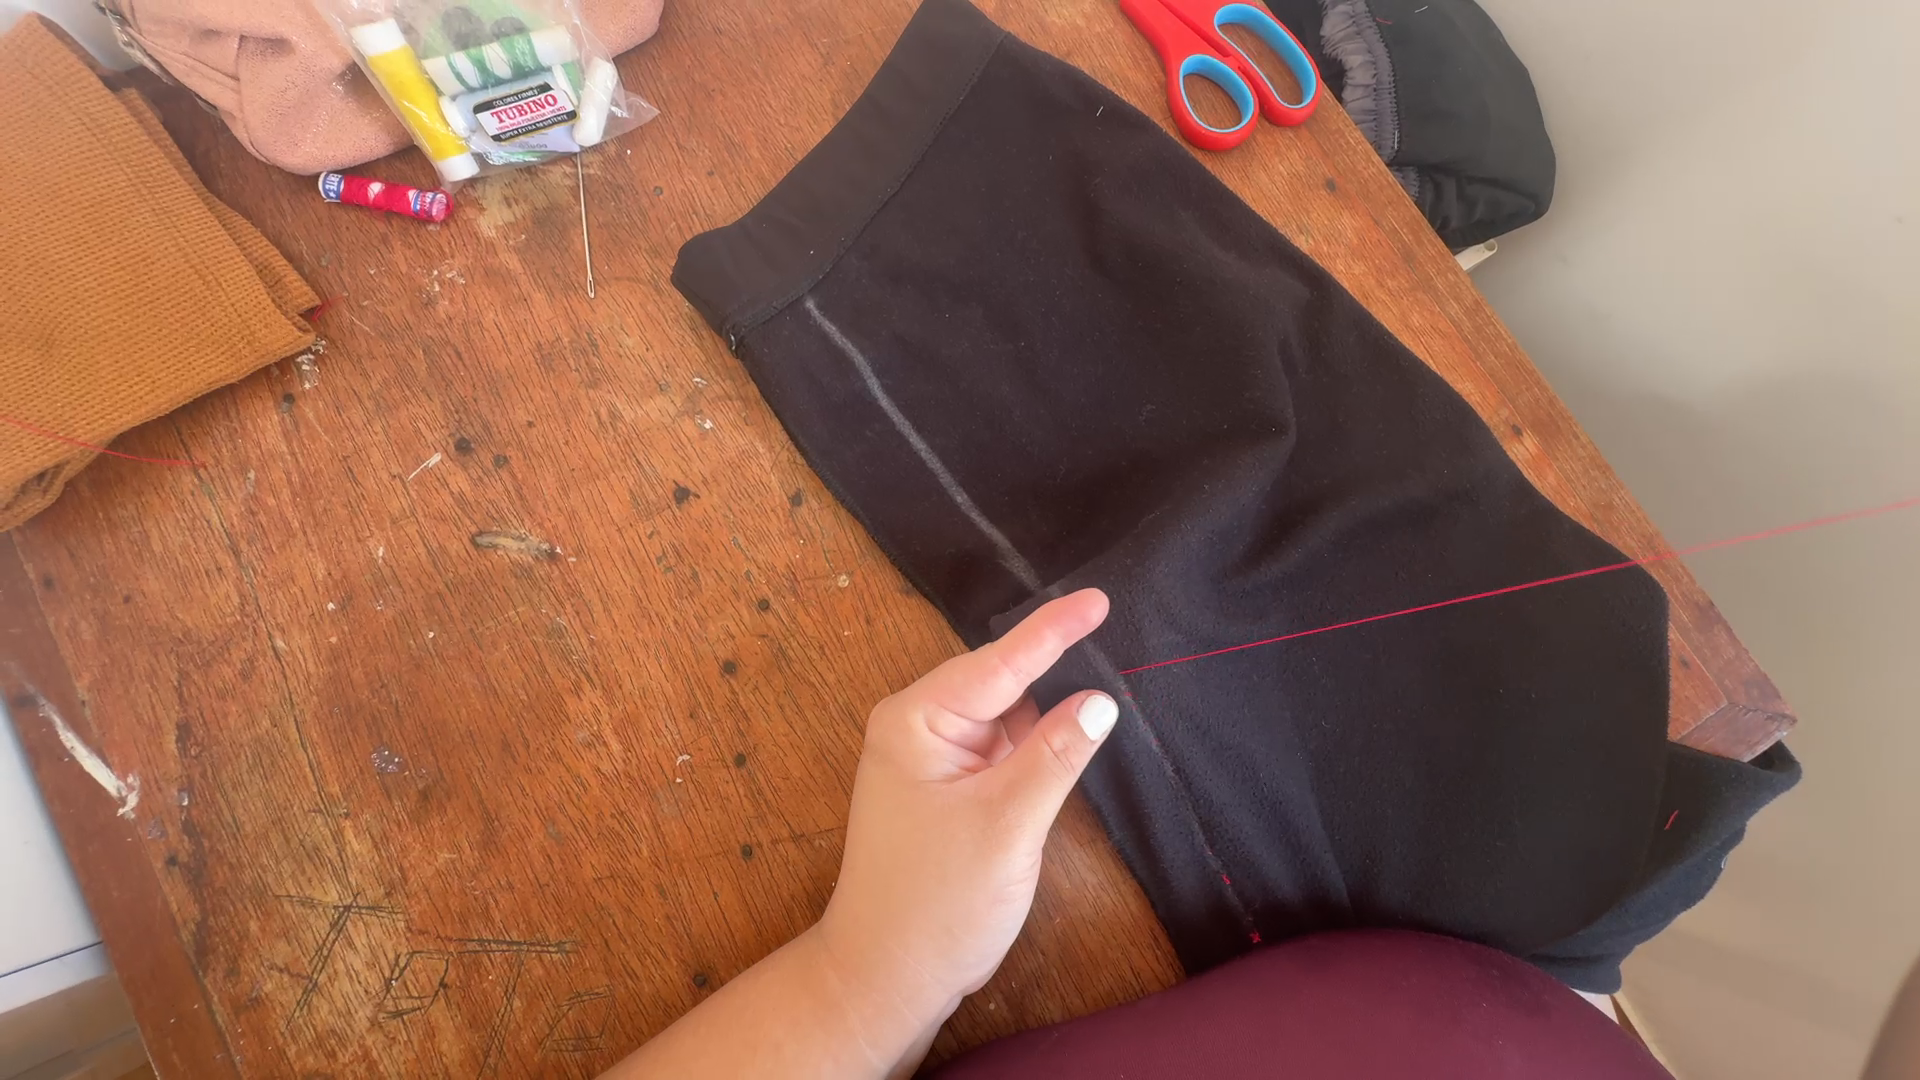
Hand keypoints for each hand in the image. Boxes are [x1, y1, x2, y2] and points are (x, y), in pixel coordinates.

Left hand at [814, 588, 1118, 1018]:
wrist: (888, 978)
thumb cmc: (937, 903)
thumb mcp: (1007, 824)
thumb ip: (1056, 755)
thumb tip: (1100, 700)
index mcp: (917, 720)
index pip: (999, 663)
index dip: (1053, 630)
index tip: (1097, 598)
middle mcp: (920, 725)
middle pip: (1001, 684)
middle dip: (1050, 675)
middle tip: (1107, 653)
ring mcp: (934, 754)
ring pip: (1006, 717)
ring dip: (1043, 721)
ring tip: (1087, 710)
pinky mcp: (950, 783)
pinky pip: (1001, 748)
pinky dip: (1032, 750)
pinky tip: (1060, 749)